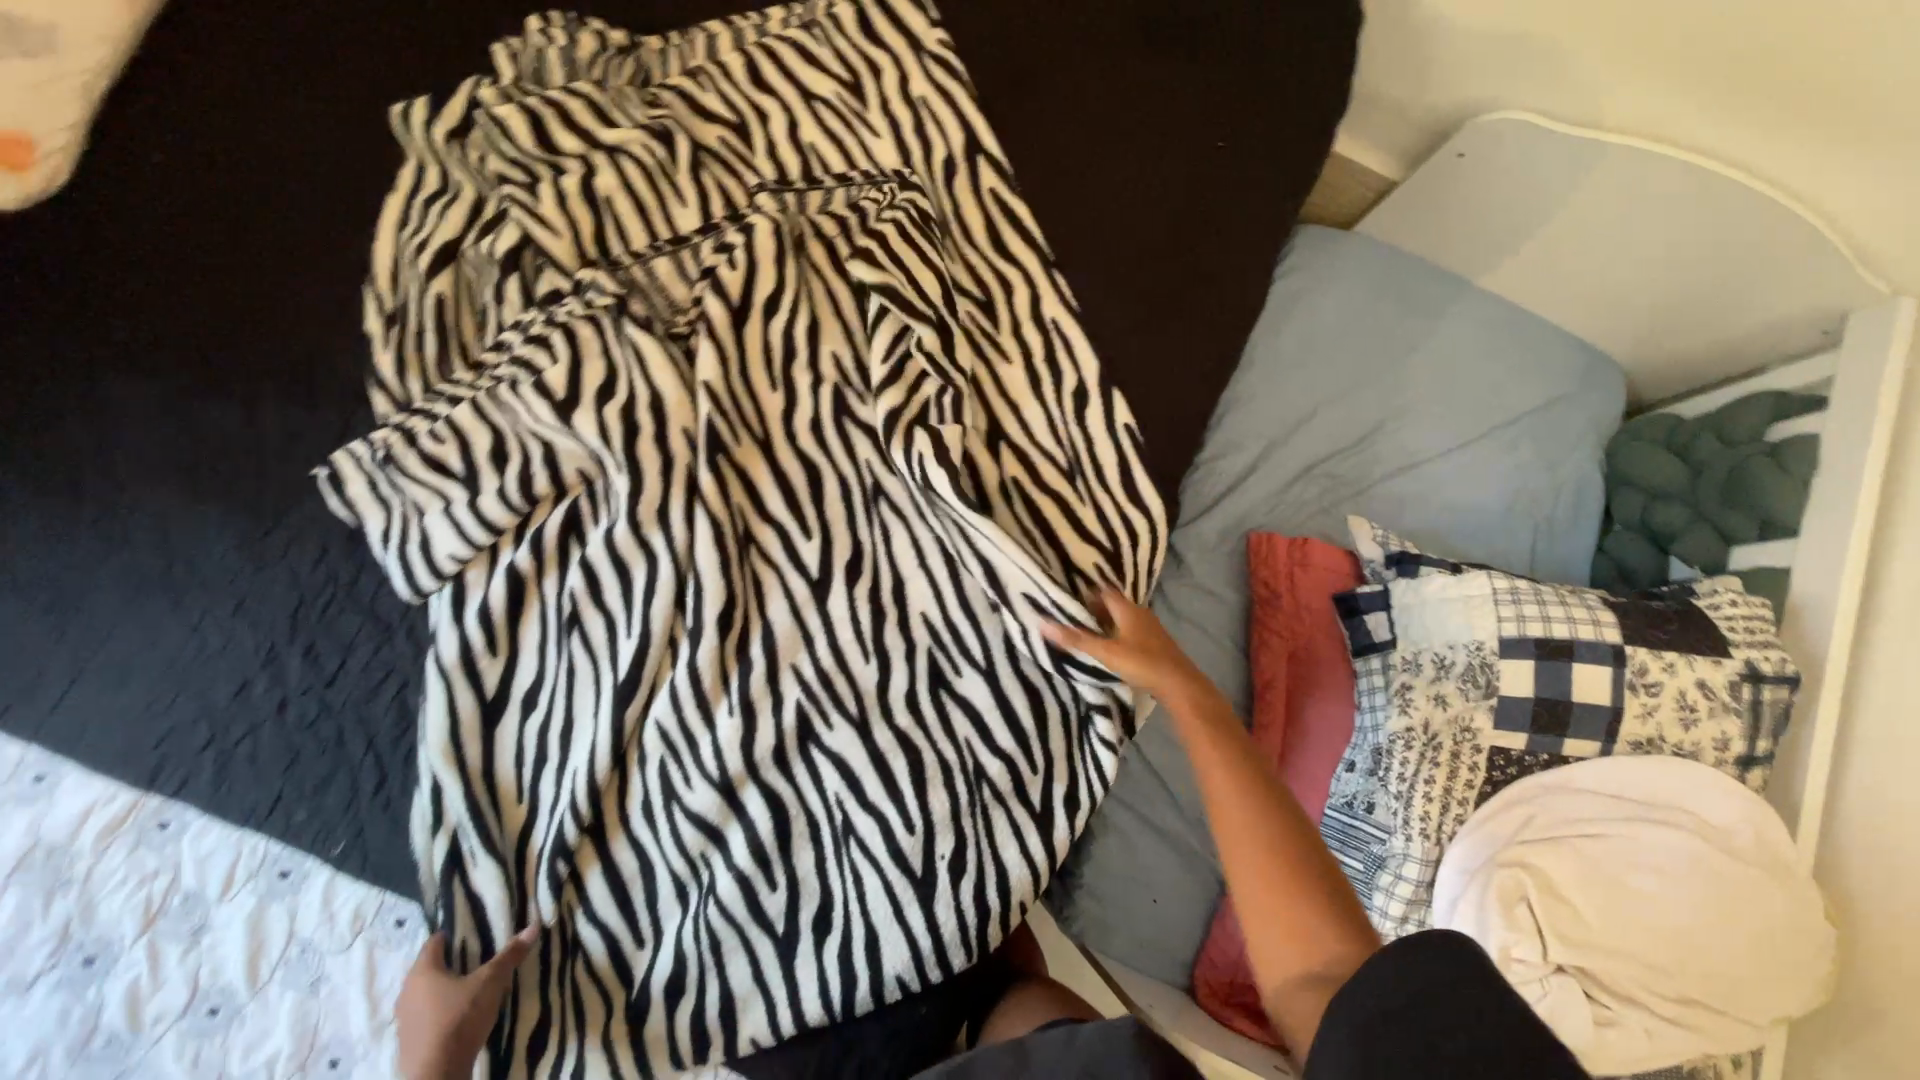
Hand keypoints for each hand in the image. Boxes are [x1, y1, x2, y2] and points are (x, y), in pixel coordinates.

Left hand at [397, 927, 538, 1079]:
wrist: (436, 1075)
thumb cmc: (460, 1019)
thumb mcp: (491, 983)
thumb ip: (509, 956)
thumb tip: (533, 926)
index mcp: (422, 972)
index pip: (434, 942)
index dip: (453, 934)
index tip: (472, 931)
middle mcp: (407, 991)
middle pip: (430, 967)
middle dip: (452, 961)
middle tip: (479, 956)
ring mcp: (405, 1018)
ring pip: (426, 992)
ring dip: (446, 987)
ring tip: (473, 984)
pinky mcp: (409, 1039)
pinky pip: (426, 1014)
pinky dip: (441, 1008)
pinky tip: (461, 1013)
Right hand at [1040, 586, 1213, 706]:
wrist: (1179, 684)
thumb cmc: (1142, 662)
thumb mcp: (1105, 652)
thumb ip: (1076, 639)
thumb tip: (1043, 624)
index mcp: (1128, 609)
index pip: (1104, 591)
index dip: (1087, 593)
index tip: (1069, 599)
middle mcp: (1140, 613)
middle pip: (1113, 604)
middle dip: (1094, 609)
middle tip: (1073, 617)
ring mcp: (1150, 628)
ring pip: (1123, 619)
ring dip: (1106, 623)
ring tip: (1086, 632)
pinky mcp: (1155, 643)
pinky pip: (1131, 631)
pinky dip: (1117, 634)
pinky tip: (1109, 647)